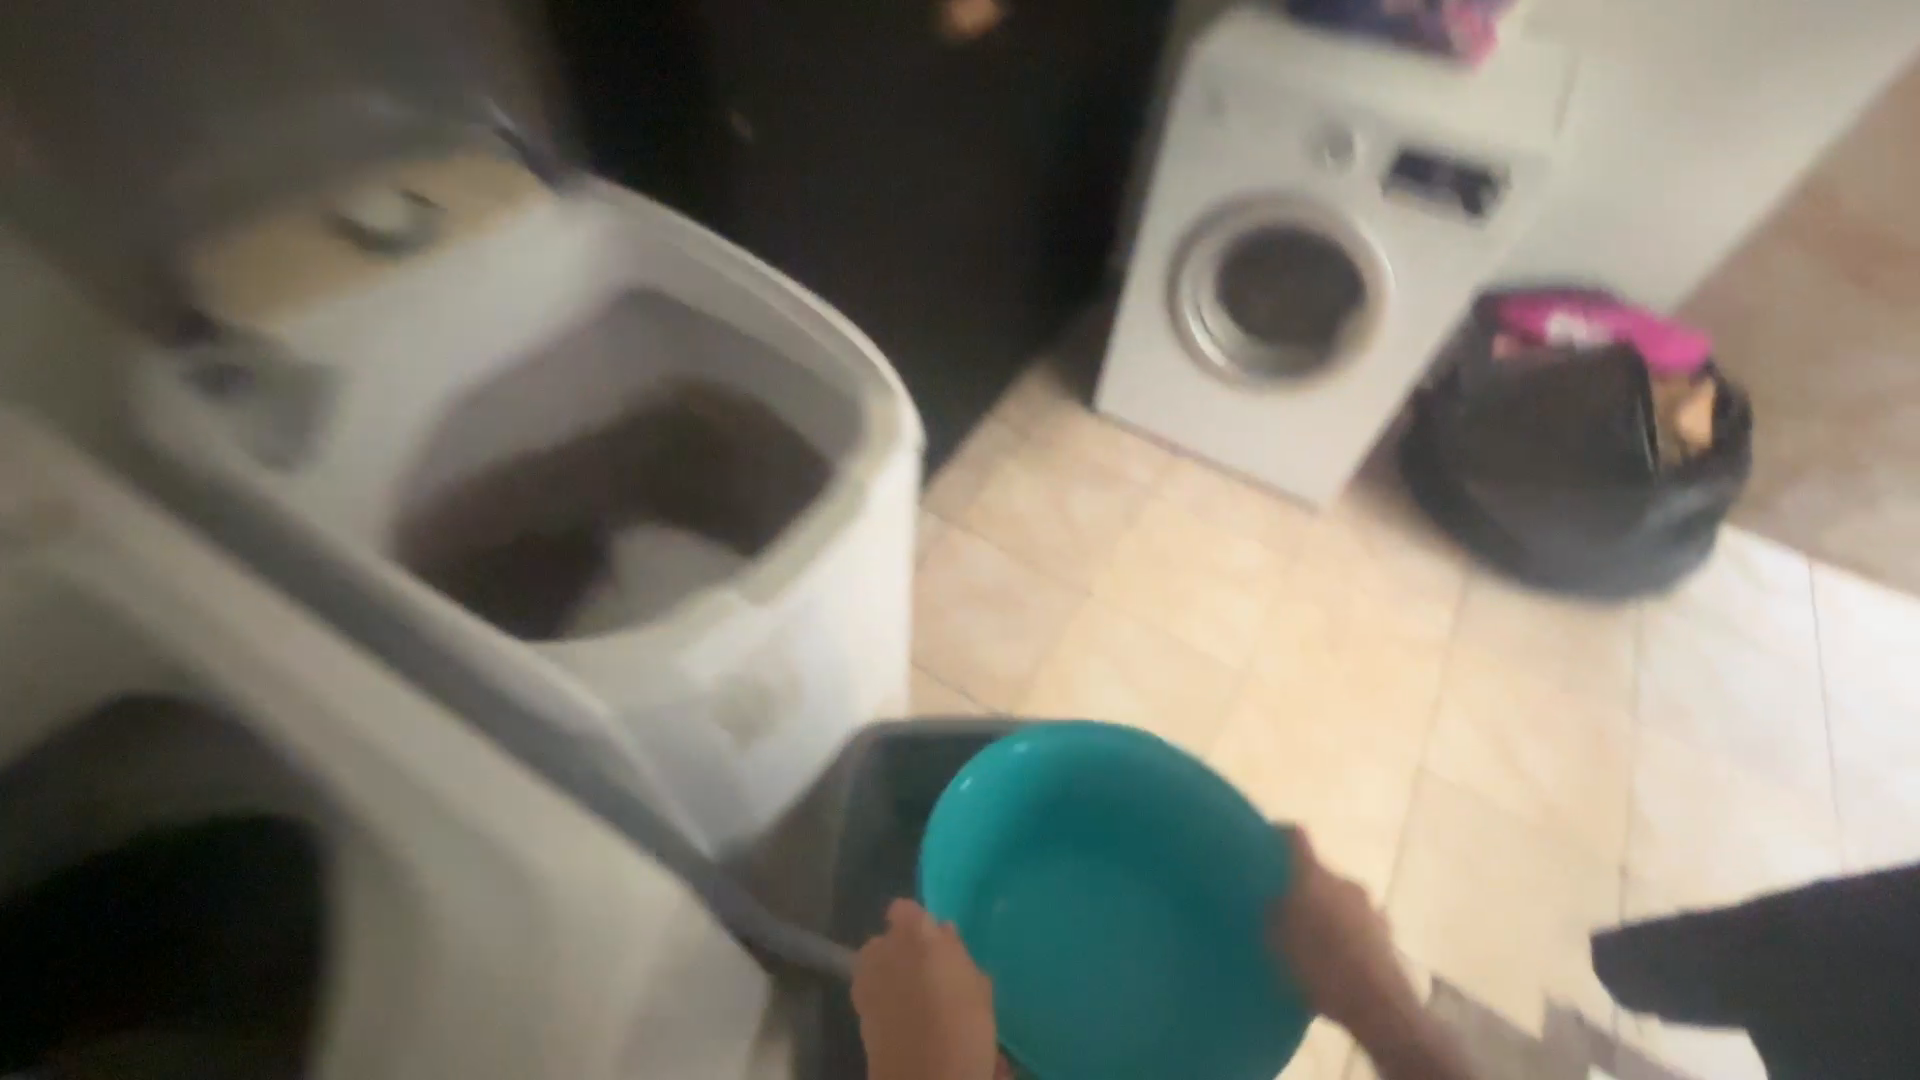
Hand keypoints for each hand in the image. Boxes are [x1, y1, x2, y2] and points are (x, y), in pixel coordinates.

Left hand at [852, 899, 1003, 1079]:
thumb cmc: (963, 1024)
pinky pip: (870, 991)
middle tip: (928, 971)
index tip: (933, 939)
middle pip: (888, 938)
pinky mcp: (857, 1010)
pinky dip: (882, 998)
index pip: (904, 909)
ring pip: (876, 963)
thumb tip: (944, 932)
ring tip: (915, 997)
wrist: (926, 1077)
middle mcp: (884, 948)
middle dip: (903, 949)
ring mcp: (866, 979)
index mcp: (915, 933)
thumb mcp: (977, 985)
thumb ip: (957, 953)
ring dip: (890, 972)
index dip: (917, 922)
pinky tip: (903, 1018)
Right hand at [1267, 829, 1474, 1079]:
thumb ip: (1271, 911)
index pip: (1296, 837)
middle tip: (1285, 904)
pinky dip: (1346, 931)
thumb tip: (1270, 897)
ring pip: (1339, 898)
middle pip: (1319, 872)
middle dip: (1303, 884)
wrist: (1379, 1006)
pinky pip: (1358, 922)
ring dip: (1327, 910)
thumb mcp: (1277, 940)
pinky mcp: (1387, 933)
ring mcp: (1370, 907)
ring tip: (1312, 936)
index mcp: (1314, 876)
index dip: (1280, 835)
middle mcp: (1344, 882)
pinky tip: (1337, 956)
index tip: (1267, 841)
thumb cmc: (1319, 966)